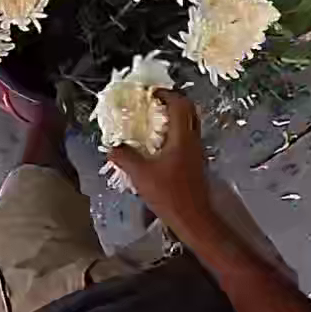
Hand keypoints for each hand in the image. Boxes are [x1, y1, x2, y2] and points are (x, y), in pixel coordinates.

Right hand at [106, 90, 215, 237]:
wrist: (193, 218)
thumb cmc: (169, 194)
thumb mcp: (141, 174)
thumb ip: (125, 157)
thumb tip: (113, 147)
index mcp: (182, 137)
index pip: (179, 104)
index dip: (166, 94)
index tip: (150, 93)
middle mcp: (193, 140)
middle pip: (189, 110)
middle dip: (173, 101)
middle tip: (154, 102)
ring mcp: (197, 152)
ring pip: (190, 124)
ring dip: (174, 117)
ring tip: (154, 121)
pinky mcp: (196, 163)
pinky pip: (187, 137)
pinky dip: (174, 132)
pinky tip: (159, 144)